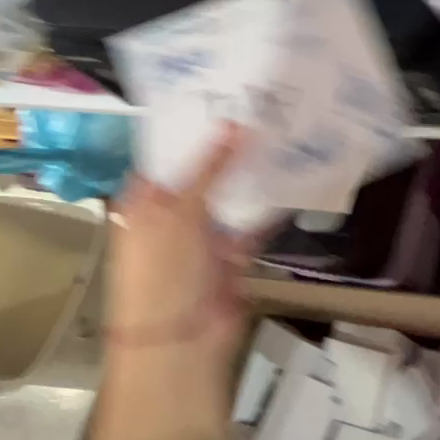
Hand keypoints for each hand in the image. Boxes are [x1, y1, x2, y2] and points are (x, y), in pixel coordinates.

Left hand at [95, 124, 265, 439]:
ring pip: (232, 193)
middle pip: (204, 172)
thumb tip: (235, 123)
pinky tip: (295, 173)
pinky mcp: (234, 253)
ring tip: (284, 129)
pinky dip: (272, 202)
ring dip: (254, 171)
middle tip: (264, 105)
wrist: (181, 344)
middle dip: (231, 146)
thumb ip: (209, 166)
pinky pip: (254, 220)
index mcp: (145, 203)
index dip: (192, 128)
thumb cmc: (163, 273)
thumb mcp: (179, 212)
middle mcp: (173, 214)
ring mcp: (205, 235)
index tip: (225, 96)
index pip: (167, 156)